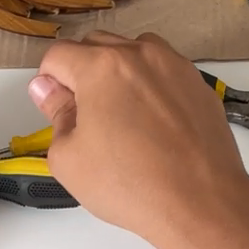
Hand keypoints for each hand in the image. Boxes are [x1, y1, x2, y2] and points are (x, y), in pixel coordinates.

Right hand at [29, 31, 248, 248]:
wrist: (200, 202)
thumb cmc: (135, 185)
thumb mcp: (69, 158)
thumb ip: (54, 114)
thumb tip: (48, 91)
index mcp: (101, 67)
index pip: (58, 55)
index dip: (48, 81)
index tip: (54, 105)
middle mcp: (140, 56)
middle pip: (96, 46)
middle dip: (81, 73)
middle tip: (82, 116)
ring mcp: (174, 67)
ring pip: (133, 53)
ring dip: (118, 74)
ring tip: (120, 116)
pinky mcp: (198, 85)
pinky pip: (164, 73)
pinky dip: (150, 88)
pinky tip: (151, 125)